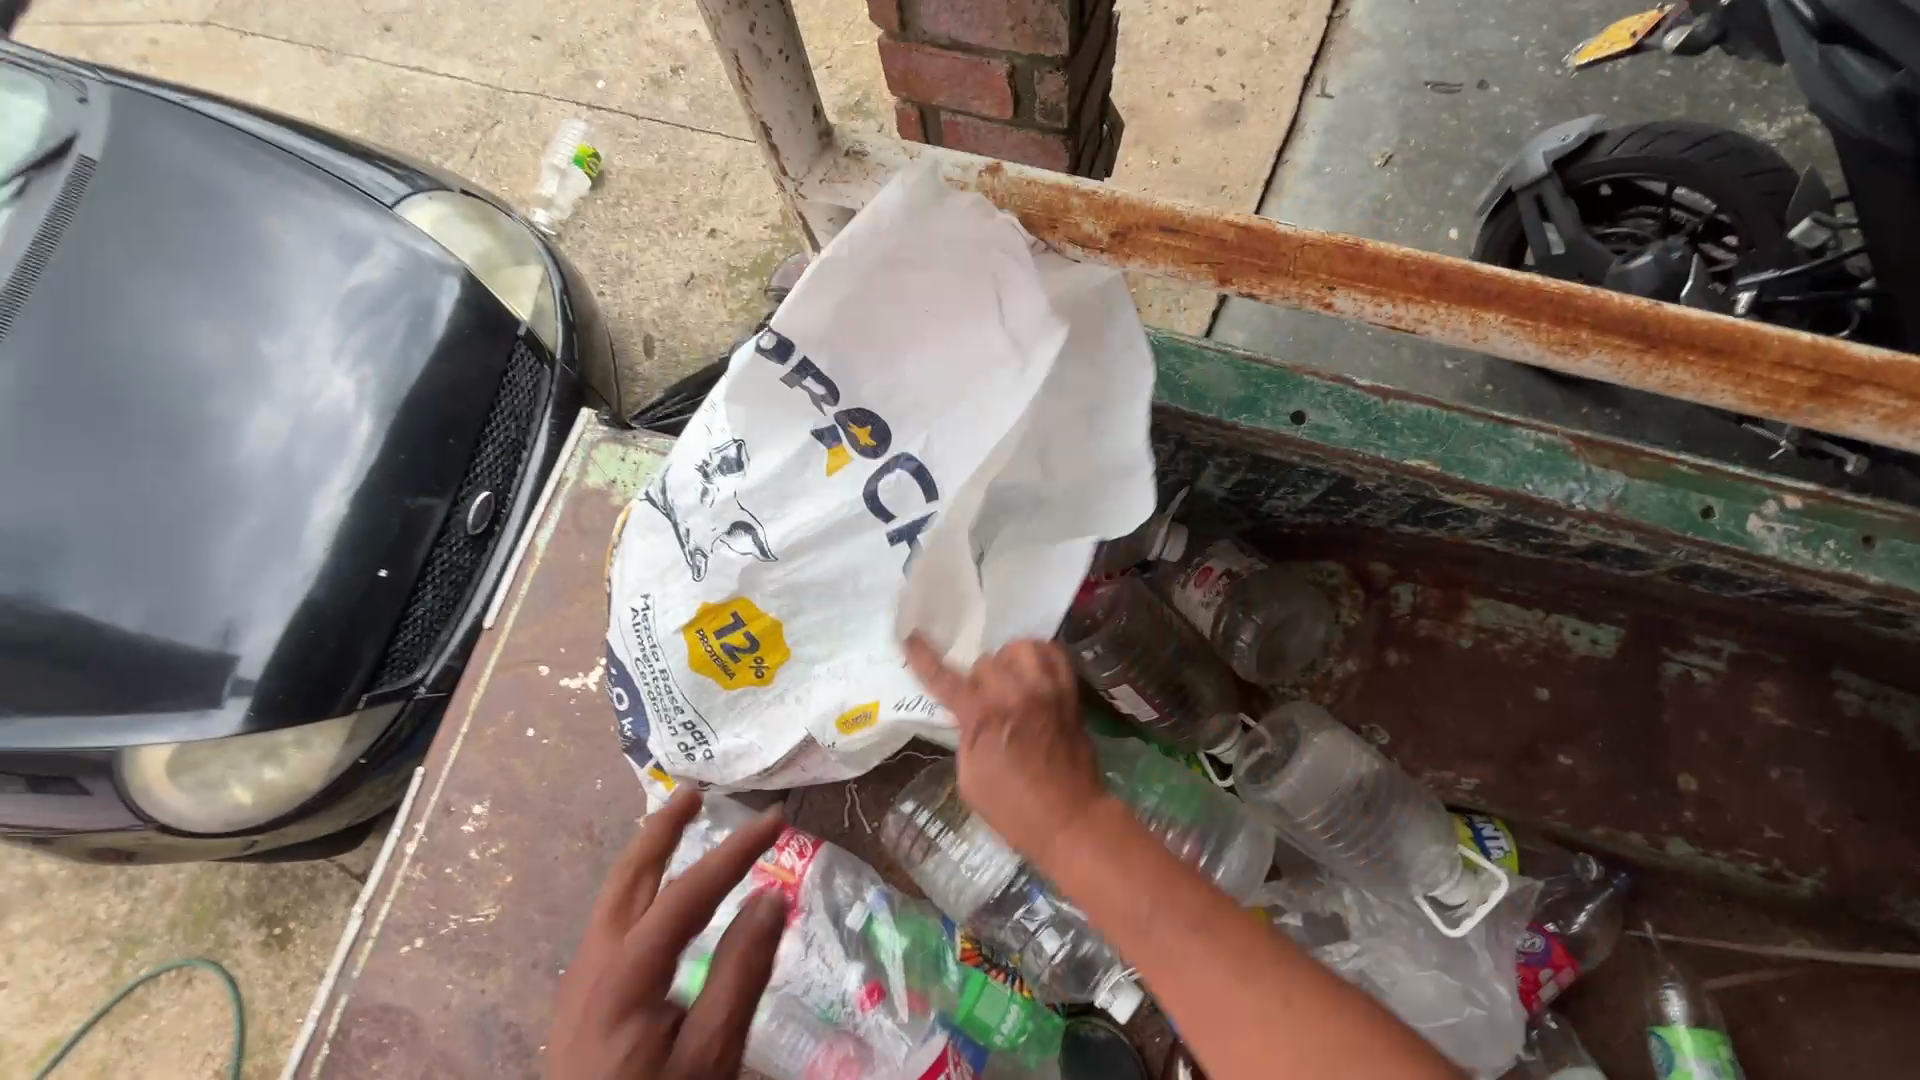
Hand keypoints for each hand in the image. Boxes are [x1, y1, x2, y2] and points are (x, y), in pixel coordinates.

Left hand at [546, 789, 786, 1079]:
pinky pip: (611, 922)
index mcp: (624, 975)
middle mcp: (592, 965)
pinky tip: (660, 895)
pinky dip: (639, 887)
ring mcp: (579, 984)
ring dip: (648, 853)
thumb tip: (772, 896)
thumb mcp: (711, 1055)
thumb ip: (740, 972)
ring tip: (680, 824)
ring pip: (613, 897)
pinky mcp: (580, 1003)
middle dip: (663, 828)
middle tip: (698, 791)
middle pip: (628, 876)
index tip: (776, 817)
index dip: (735, 850)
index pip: (687, 891)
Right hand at [904, 635, 1111, 869]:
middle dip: (978, 681)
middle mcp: (1017, 694)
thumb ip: (966, 734)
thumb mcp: (969, 776)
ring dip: (1009, 662)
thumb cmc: (1012, 808)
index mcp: (984, 717)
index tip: (911, 638)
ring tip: (1009, 681)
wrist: (1069, 820)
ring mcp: (1048, 690)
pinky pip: (1055, 656)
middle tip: (981, 703)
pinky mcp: (1070, 694)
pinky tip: (1033, 673)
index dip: (924, 658)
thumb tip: (970, 714)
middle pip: (986, 662)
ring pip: (1022, 648)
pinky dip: (1041, 658)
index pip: (945, 678)